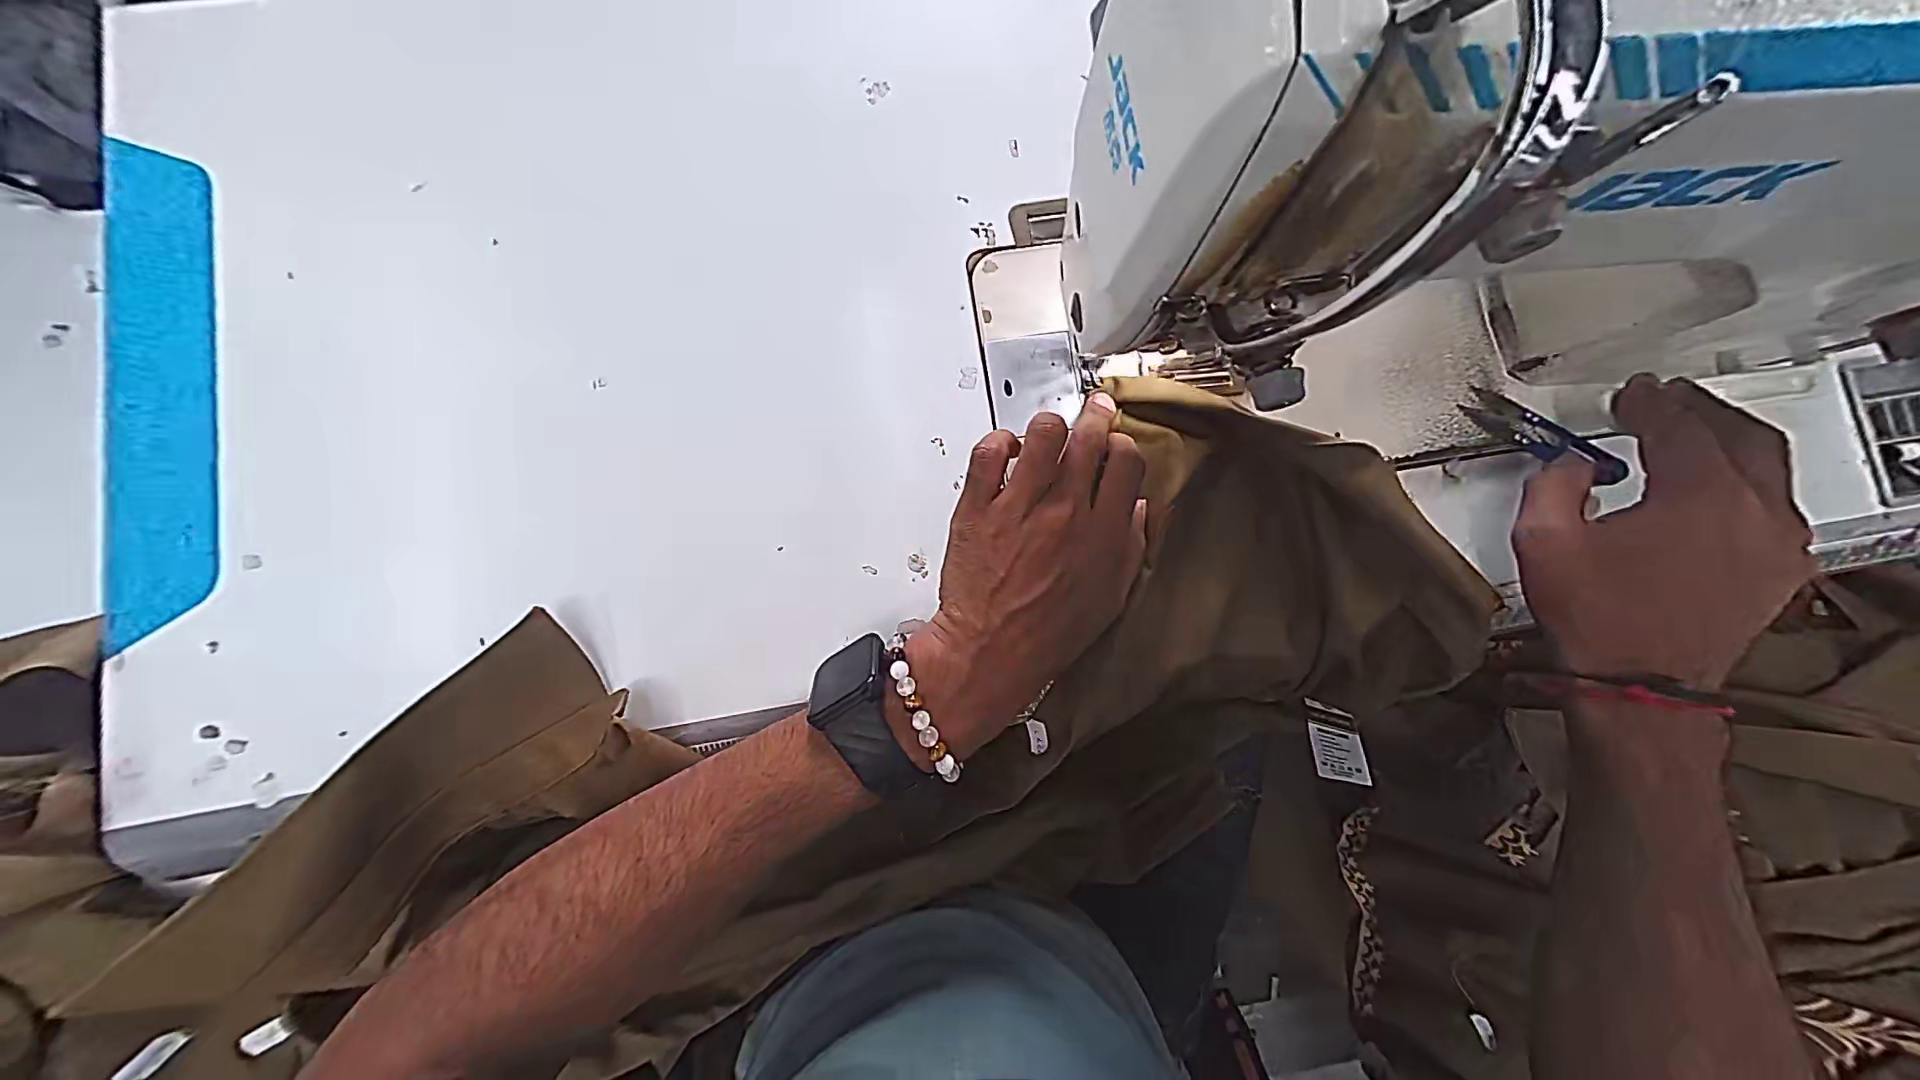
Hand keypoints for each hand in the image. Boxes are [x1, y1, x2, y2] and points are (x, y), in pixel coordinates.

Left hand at [893, 392, 1147, 763]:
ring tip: (1046, 434)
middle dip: (1095, 416)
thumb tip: (1138, 509)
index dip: (1122, 445)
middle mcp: (1064, 514)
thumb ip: (1130, 547)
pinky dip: (1000, 442)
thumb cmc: (1047, 633)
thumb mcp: (1110, 598)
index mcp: (1103, 534)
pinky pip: (989, 453)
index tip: (1115, 445)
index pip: (1126, 462)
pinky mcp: (978, 508)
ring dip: (1049, 426)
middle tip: (1093, 411)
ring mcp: (1019, 508)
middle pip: (1089, 438)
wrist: (991, 652)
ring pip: (1043, 434)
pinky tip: (1006, 451)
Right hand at [1513, 374, 1815, 691]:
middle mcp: (1755, 512)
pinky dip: (1750, 479)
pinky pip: (1778, 504)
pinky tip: (1722, 483)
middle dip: (1701, 410)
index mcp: (1699, 498)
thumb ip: (1552, 485)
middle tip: (1667, 399)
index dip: (1651, 404)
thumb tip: (1573, 465)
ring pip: (1772, 467)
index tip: (1634, 393)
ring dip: (1732, 439)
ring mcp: (1778, 542)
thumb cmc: (1594, 614)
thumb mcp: (1542, 541)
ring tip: (1698, 430)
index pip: (1679, 430)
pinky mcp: (1780, 568)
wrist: (1639, 679)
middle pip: (1742, 436)